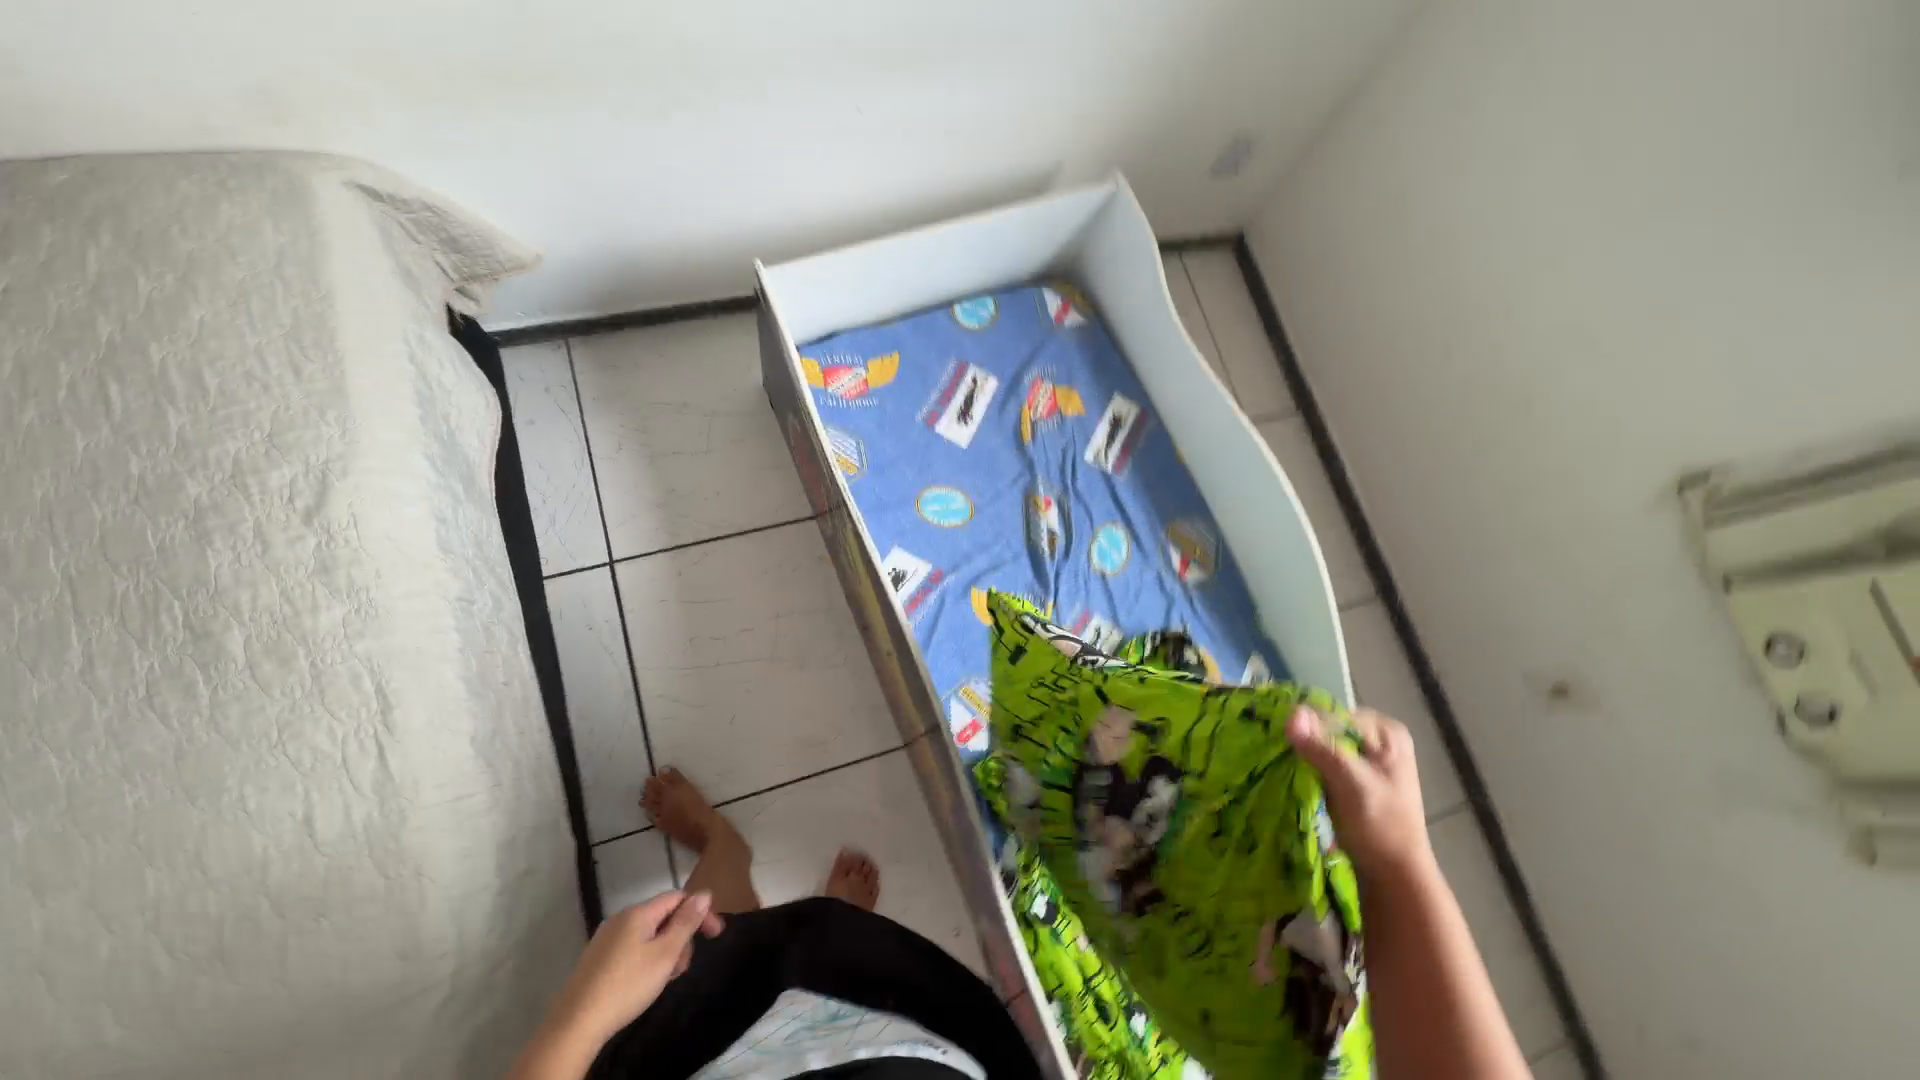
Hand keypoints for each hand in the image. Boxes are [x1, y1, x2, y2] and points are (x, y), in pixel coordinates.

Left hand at [547, 891, 724, 1046]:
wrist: (576, 1023)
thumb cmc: (627, 985)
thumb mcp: (665, 954)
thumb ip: (686, 922)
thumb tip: (704, 894)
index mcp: (638, 913)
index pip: (677, 897)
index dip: (700, 912)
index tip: (716, 935)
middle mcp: (620, 919)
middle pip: (664, 916)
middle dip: (681, 937)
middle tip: (682, 968)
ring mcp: (606, 939)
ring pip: (649, 935)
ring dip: (666, 951)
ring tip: (665, 979)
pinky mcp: (598, 959)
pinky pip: (633, 948)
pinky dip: (648, 960)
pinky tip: (645, 983)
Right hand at [1286, 706, 1434, 883]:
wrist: (1393, 874)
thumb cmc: (1381, 826)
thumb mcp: (1351, 783)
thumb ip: (1323, 748)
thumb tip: (1291, 713)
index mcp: (1386, 732)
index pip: (1334, 715)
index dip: (1309, 727)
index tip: (1286, 745)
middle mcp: (1377, 738)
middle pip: (1328, 728)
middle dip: (1306, 741)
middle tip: (1280, 756)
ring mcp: (1365, 759)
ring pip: (1323, 745)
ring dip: (1304, 756)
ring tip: (1284, 767)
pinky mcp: (1352, 778)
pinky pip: (1323, 762)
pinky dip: (1308, 768)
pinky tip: (1295, 778)